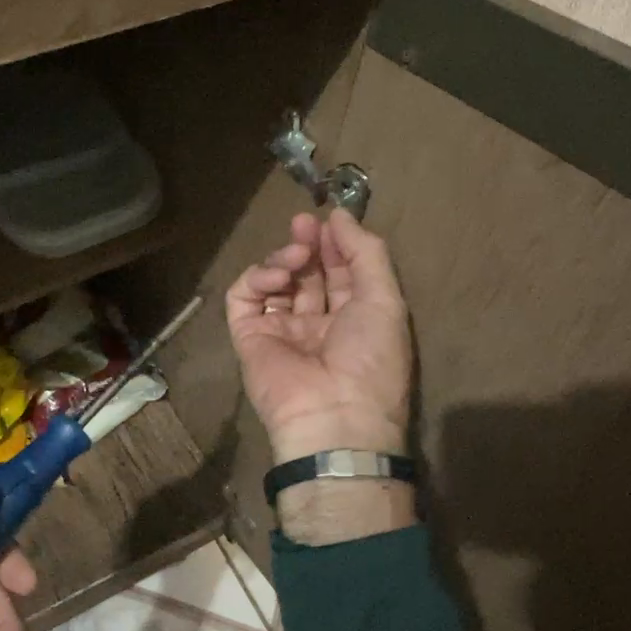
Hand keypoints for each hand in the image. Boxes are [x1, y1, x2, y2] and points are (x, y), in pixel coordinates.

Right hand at [225, 209, 410, 463]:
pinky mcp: (248, 336)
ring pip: (275, 280)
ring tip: (296, 255)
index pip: (340, 272)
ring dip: (285, 259)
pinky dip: (258, 279)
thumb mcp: (384, 300)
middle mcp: (317, 324)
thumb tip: (341, 215)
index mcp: (354, 320)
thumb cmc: (370, 359)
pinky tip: (278, 277)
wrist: (334, 415)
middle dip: (307, 244)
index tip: (330, 220)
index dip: (336, 244)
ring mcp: (280, 330)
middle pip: (307, 273)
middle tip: (304, 224)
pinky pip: (245, 297)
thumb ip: (366, 253)